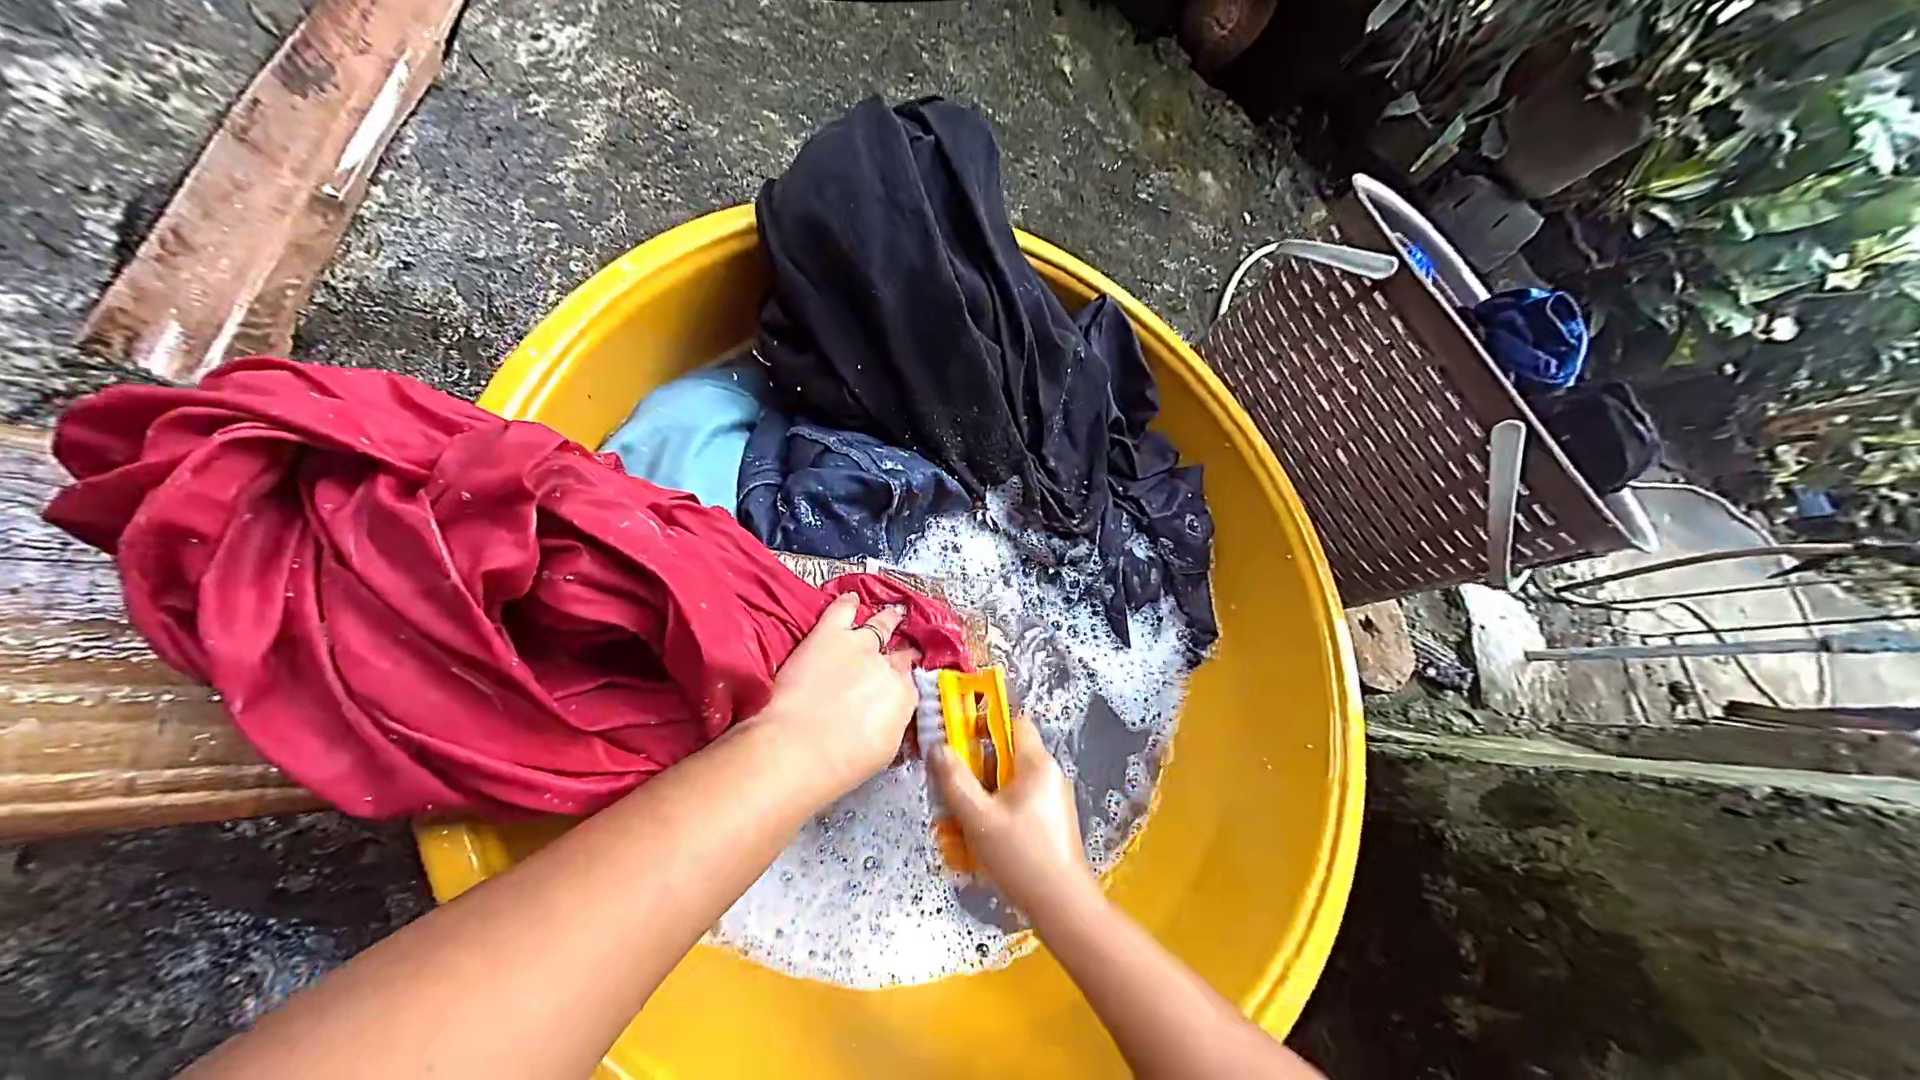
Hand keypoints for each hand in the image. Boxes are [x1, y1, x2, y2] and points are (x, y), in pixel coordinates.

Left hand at [756, 592, 922, 798]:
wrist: (799, 746)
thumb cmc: (842, 762)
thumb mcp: (884, 749)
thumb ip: (892, 722)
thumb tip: (891, 713)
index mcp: (902, 695)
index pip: (908, 681)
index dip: (904, 678)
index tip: (901, 679)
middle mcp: (884, 665)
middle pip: (897, 652)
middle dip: (902, 649)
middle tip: (904, 647)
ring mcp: (857, 644)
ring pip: (877, 624)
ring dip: (885, 619)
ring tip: (892, 612)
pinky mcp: (828, 634)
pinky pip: (842, 610)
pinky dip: (848, 602)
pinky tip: (851, 597)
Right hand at [927, 712, 1093, 911]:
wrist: (1063, 906)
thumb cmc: (1021, 857)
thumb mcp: (978, 818)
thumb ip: (954, 781)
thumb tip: (938, 749)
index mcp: (1036, 765)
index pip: (1013, 722)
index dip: (985, 722)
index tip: (960, 736)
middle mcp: (1048, 776)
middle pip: (1004, 757)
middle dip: (974, 772)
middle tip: (950, 790)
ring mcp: (1051, 800)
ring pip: (1007, 786)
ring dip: (980, 798)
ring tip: (957, 824)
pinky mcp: (1049, 823)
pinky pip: (1016, 806)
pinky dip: (995, 816)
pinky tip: (976, 842)